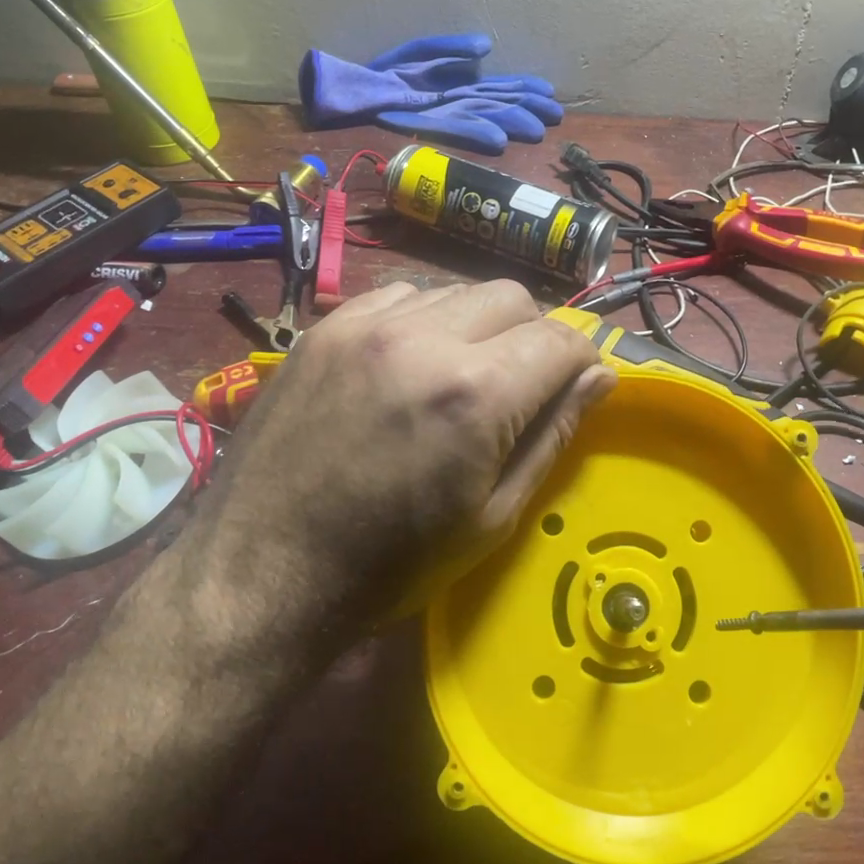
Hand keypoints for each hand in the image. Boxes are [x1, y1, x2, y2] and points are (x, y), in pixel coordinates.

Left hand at [183, 280, 614, 642]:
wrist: (262, 573)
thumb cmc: (391, 564)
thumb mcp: (493, 516)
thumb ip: (552, 435)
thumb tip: (601, 377)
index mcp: (475, 394)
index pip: (560, 339)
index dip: (584, 359)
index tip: (582, 384)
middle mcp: (423, 339)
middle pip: (511, 296)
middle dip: (535, 334)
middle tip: (525, 385)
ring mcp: (364, 326)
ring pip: (455, 290)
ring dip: (479, 324)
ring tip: (464, 375)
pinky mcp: (324, 329)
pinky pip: (398, 297)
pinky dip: (424, 320)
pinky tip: (411, 365)